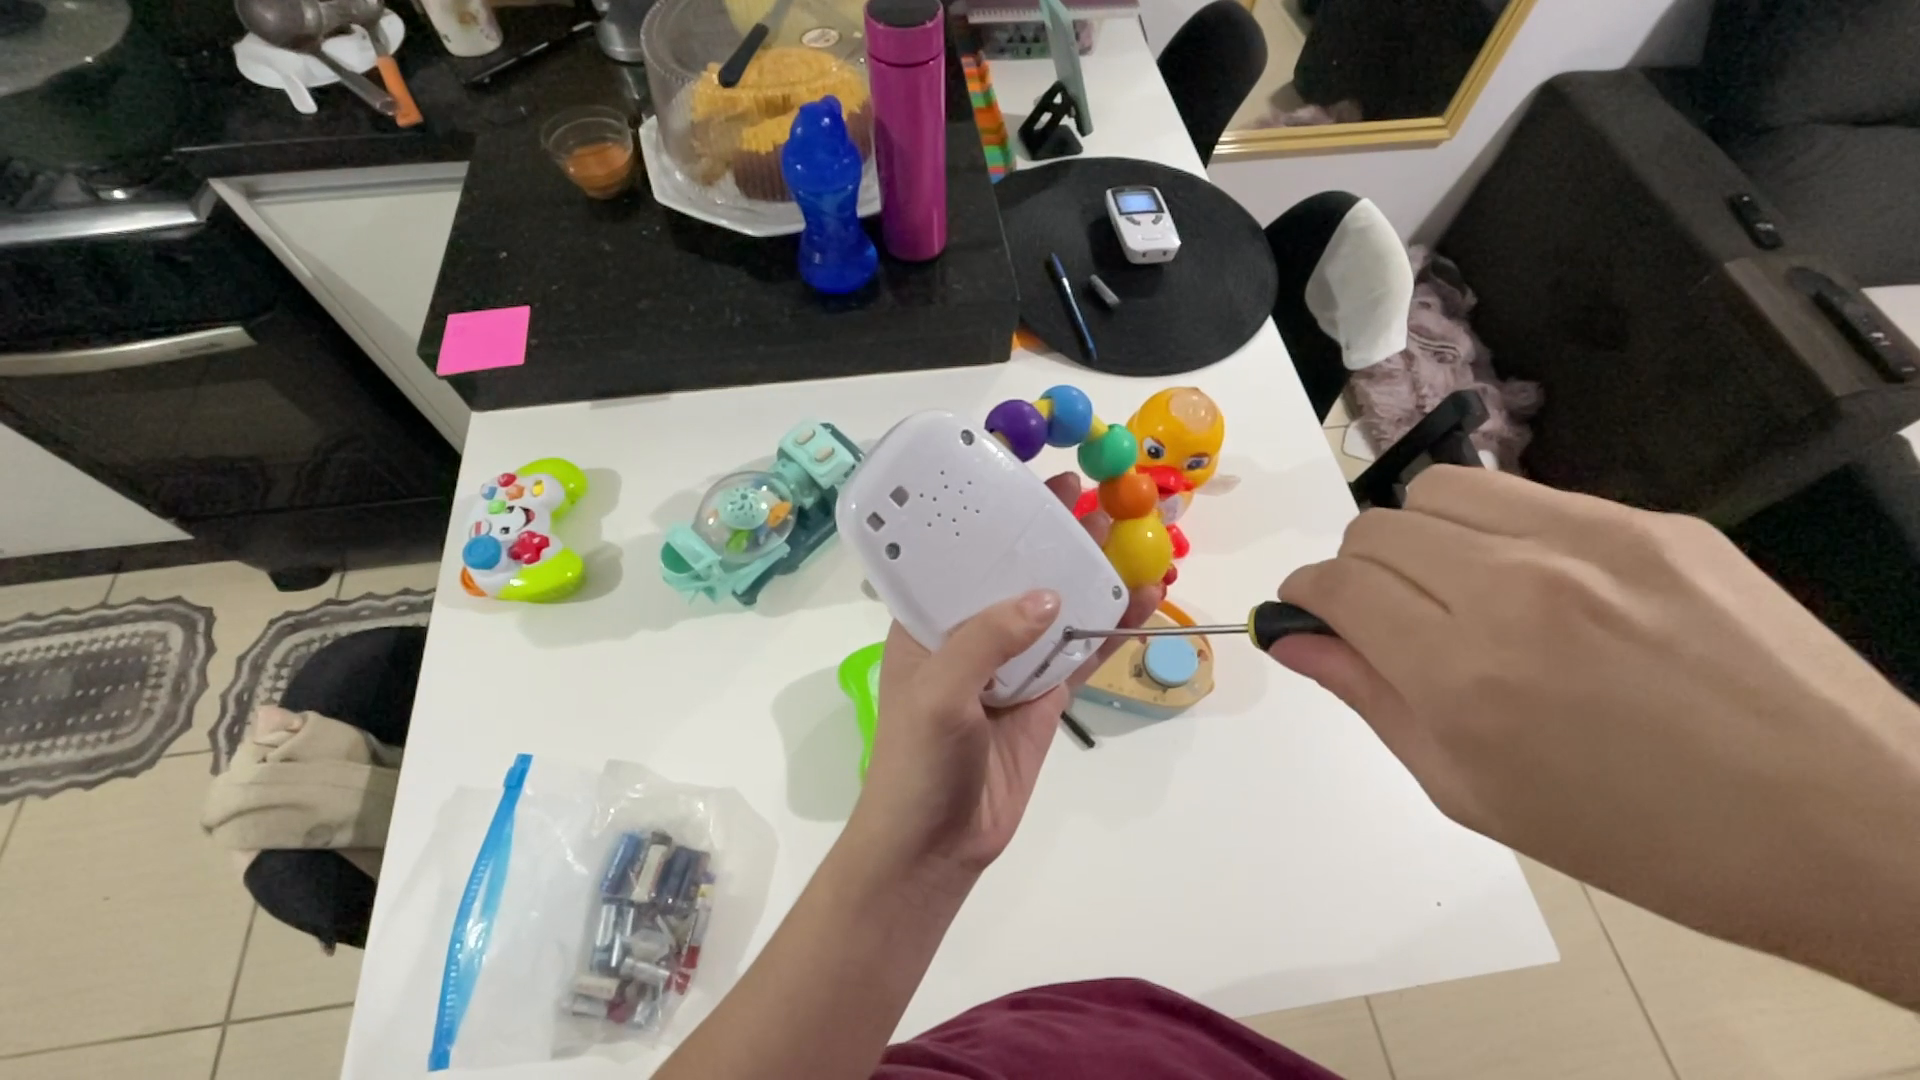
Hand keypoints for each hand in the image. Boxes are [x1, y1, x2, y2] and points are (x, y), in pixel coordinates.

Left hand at [852, 473, 1162, 876]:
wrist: (939, 845)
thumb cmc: (918, 763)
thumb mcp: (939, 693)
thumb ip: (987, 639)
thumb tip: (1050, 597)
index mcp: (928, 623)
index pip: (960, 556)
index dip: (994, 519)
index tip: (1029, 484)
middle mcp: (970, 635)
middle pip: (1016, 574)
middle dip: (1050, 538)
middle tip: (1093, 498)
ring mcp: (1011, 665)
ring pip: (1055, 609)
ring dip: (1088, 577)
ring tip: (1127, 537)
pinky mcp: (1043, 697)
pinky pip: (1079, 654)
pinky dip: (1109, 628)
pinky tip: (1140, 601)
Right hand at [1270, 466, 1919, 1005]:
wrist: (1857, 825)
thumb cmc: (1640, 839)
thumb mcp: (1471, 791)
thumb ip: (1368, 697)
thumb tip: (1291, 638)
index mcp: (1463, 673)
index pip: (1336, 585)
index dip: (1306, 596)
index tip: (1311, 614)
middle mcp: (1514, 588)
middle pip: (1374, 529)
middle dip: (1355, 569)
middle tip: (1388, 617)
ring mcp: (1589, 542)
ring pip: (1437, 490)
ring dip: (1417, 533)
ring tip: (1454, 586)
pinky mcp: (1652, 521)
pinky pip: (1524, 496)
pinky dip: (1493, 528)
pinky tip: (1537, 583)